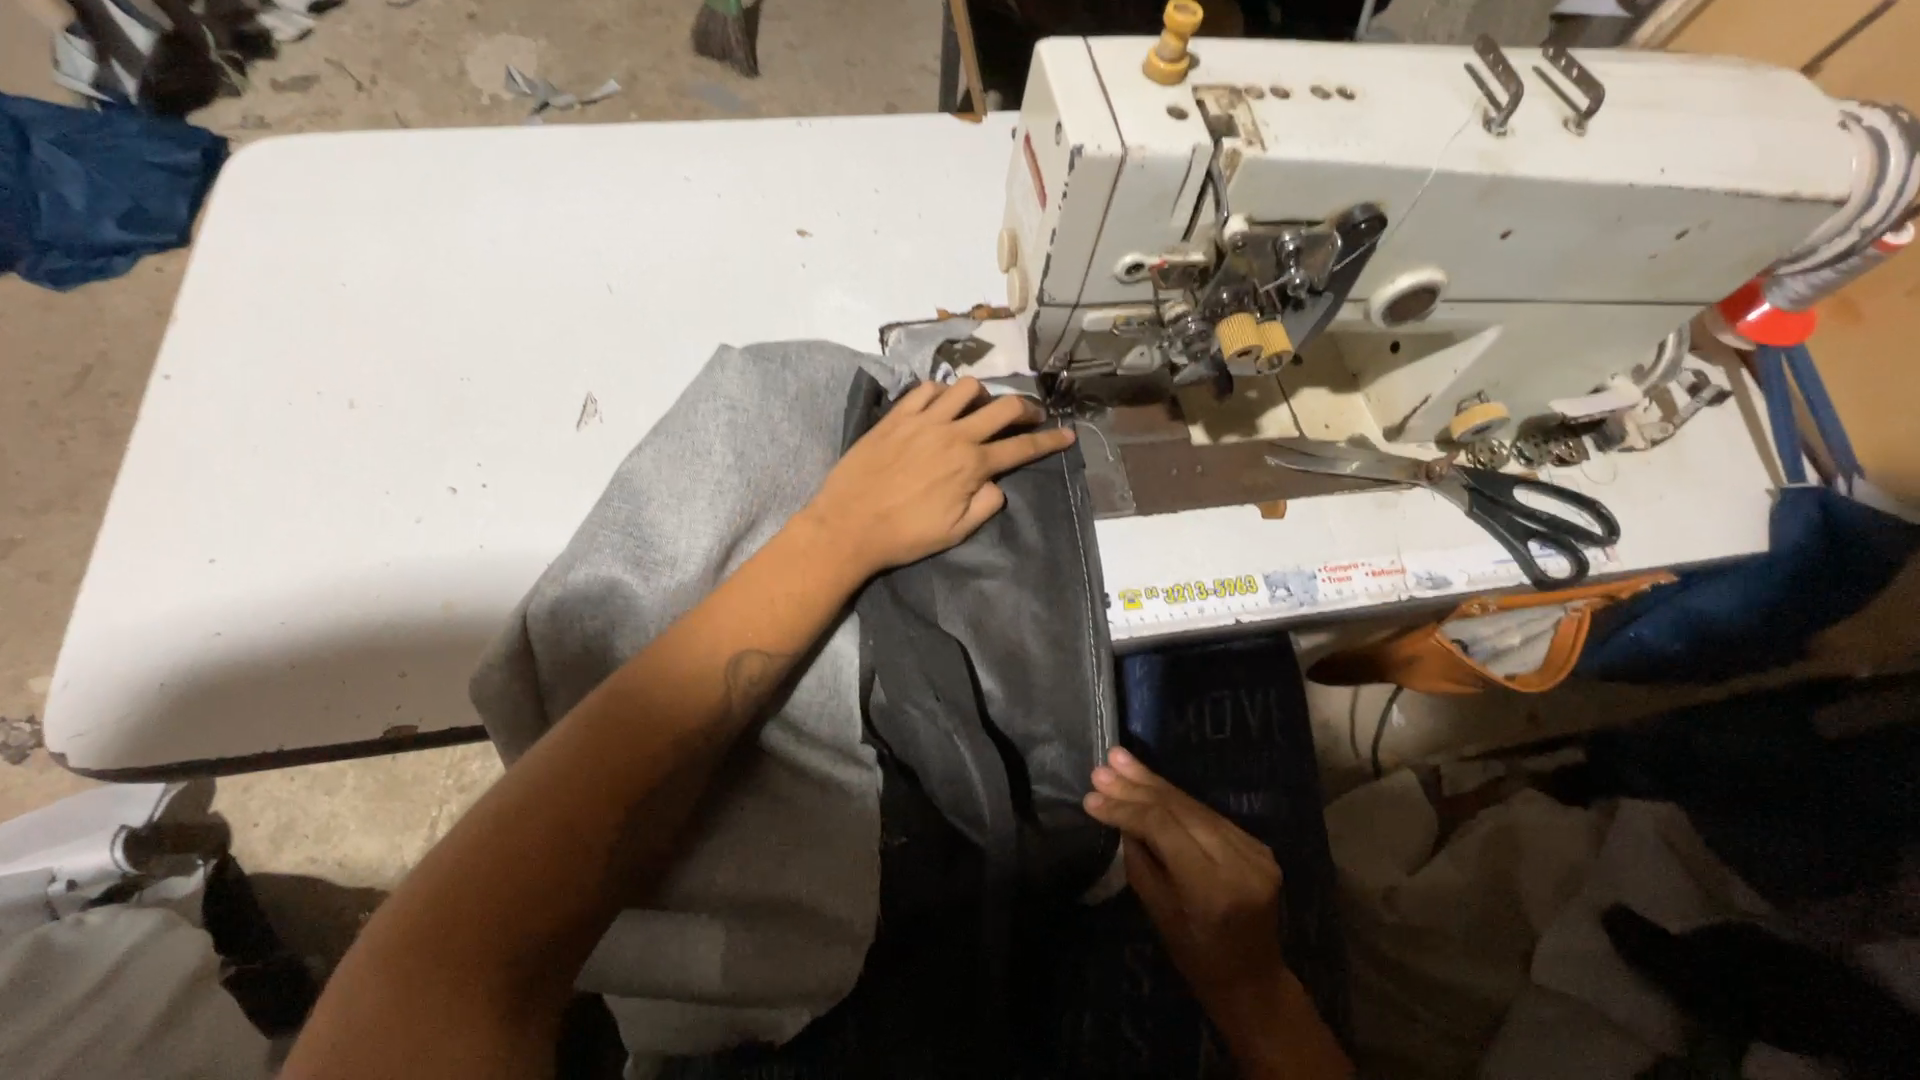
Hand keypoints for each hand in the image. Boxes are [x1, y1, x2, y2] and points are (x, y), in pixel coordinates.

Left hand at [801, 377, 1074, 575]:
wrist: (848, 525)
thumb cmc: (904, 536)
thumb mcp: (955, 532)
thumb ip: (985, 505)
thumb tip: (997, 485)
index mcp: (972, 466)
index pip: (1022, 448)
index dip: (1050, 440)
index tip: (1068, 434)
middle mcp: (954, 435)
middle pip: (1003, 408)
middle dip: (1027, 408)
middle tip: (1032, 415)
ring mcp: (923, 421)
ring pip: (966, 388)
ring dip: (983, 395)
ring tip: (981, 408)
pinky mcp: (896, 416)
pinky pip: (926, 389)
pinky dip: (942, 392)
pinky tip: (942, 404)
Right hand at [1082, 747, 1287, 1010]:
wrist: (1252, 979)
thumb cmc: (1195, 955)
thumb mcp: (1158, 912)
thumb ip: (1140, 859)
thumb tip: (1121, 815)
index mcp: (1212, 888)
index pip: (1163, 828)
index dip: (1125, 808)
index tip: (1091, 798)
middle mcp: (1240, 862)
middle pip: (1181, 810)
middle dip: (1137, 787)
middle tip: (1101, 770)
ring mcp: (1255, 852)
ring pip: (1196, 806)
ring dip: (1154, 783)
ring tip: (1120, 761)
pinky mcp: (1259, 846)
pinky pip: (1210, 816)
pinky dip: (1178, 800)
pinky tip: (1150, 783)